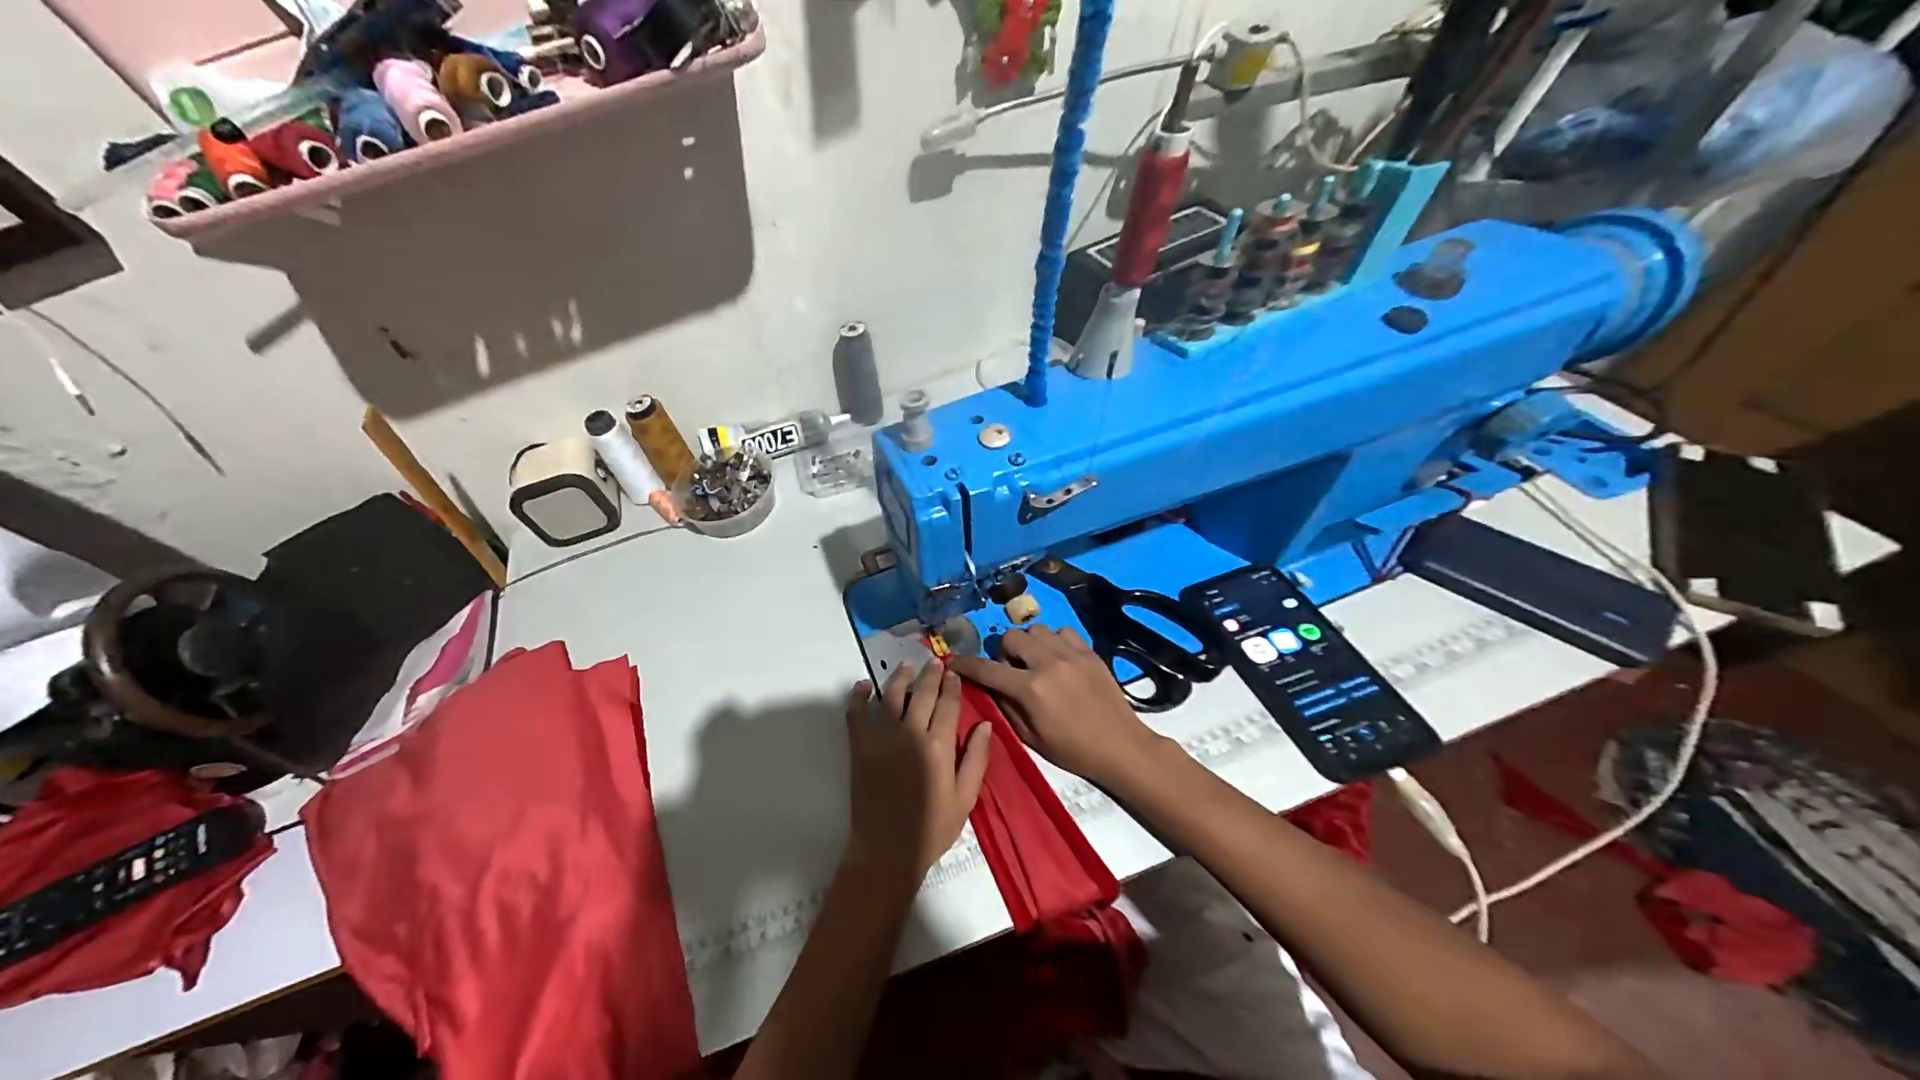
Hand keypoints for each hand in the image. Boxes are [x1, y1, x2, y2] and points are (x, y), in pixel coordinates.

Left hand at [843, 663, 991, 881]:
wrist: (887, 851)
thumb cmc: (932, 828)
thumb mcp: (965, 797)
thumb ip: (976, 758)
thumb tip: (986, 724)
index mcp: (939, 746)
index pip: (948, 705)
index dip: (952, 686)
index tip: (954, 673)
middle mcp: (911, 734)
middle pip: (922, 694)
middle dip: (931, 675)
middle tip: (935, 662)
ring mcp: (882, 738)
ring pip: (891, 696)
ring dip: (900, 677)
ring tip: (907, 666)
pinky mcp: (860, 747)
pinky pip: (856, 714)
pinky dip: (859, 696)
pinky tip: (865, 685)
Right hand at [947, 625, 1168, 789]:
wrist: (1120, 745)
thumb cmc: (1072, 749)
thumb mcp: (1031, 736)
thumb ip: (1006, 706)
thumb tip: (988, 685)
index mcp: (1031, 689)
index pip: (988, 669)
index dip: (965, 664)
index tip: (953, 661)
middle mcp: (1048, 663)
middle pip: (1011, 637)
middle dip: (1004, 651)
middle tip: (1011, 669)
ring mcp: (1071, 654)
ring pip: (1036, 629)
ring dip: (1029, 643)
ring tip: (1036, 662)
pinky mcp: (1089, 651)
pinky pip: (1062, 631)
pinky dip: (1054, 641)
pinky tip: (1058, 659)